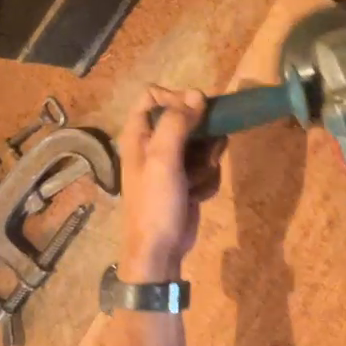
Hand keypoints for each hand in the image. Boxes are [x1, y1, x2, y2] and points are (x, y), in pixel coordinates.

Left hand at [119, 86, 225, 281]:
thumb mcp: (163, 159)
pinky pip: (207, 166)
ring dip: (206, 162)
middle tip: (206, 153)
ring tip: (196, 180)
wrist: (159, 251)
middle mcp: (153, 143)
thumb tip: (197, 94)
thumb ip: (177, 123)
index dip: (177, 98)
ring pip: (203, 142)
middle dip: (202, 136)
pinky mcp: (187, 180)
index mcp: (138, 133)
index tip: (196, 112)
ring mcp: (172, 162)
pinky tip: (197, 195)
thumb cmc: (155, 203)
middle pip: (186, 117)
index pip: (154, 95)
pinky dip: (206, 180)